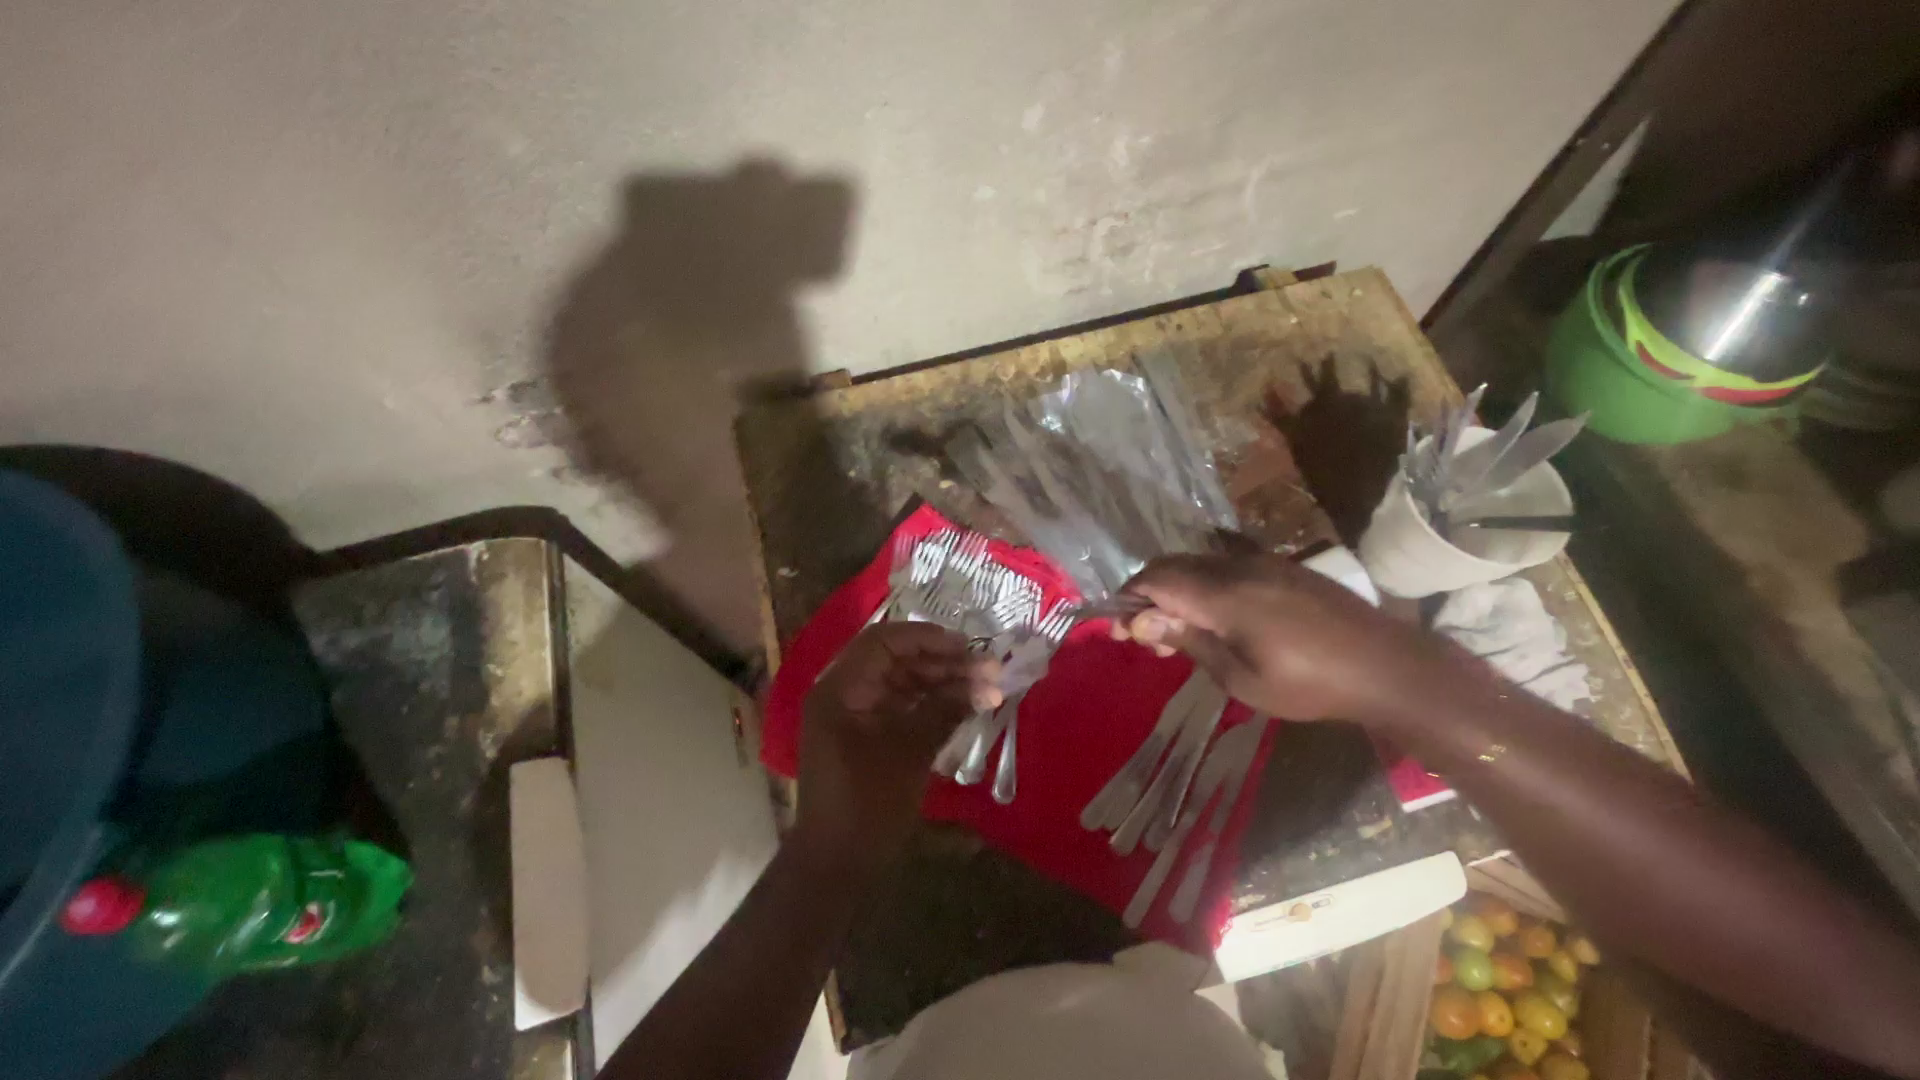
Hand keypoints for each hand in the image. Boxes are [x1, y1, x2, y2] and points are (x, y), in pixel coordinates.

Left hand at [794, 623, 1001, 875]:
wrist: (835, 864)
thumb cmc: (866, 804)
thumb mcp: (909, 752)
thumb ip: (944, 710)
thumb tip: (986, 682)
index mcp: (839, 689)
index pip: (883, 642)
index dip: (927, 639)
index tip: (968, 647)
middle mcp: (842, 694)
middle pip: (895, 660)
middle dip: (942, 662)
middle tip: (988, 670)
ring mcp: (854, 716)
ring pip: (902, 683)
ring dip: (941, 682)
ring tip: (985, 687)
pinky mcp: (866, 737)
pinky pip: (901, 706)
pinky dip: (931, 704)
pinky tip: (964, 706)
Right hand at [1116, 552, 1468, 721]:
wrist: (1387, 666)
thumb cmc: (1309, 685)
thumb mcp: (1241, 678)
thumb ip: (1190, 642)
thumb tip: (1141, 622)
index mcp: (1225, 594)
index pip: (1156, 578)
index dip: (1129, 600)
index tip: (1118, 631)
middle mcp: (1240, 566)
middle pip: (1174, 564)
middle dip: (1149, 595)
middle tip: (1148, 639)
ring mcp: (1265, 562)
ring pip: (1200, 562)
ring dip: (1177, 590)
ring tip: (1180, 634)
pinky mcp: (1284, 567)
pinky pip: (1228, 564)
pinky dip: (1205, 585)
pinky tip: (1217, 618)